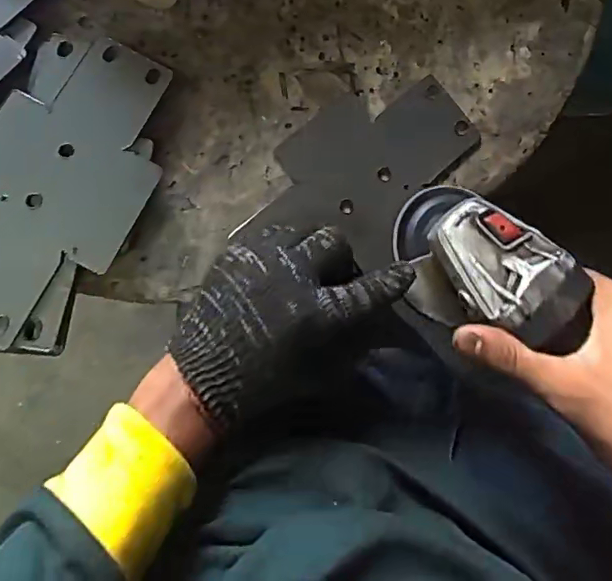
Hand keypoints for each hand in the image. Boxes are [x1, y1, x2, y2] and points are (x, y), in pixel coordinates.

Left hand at [168, 224, 414, 433]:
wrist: (206, 368)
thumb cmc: (267, 380)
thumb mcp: (321, 372)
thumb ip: (352, 347)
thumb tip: (376, 332)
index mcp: (320, 309)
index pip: (368, 289)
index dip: (390, 281)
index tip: (405, 271)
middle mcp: (295, 272)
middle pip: (333, 241)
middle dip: (341, 256)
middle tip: (335, 273)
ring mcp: (263, 255)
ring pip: (300, 230)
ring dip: (308, 246)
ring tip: (303, 265)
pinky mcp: (238, 249)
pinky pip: (269, 235)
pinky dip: (280, 247)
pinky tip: (275, 264)